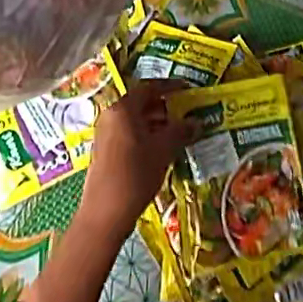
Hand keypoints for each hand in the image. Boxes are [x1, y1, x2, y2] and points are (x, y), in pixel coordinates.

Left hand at [76, 79, 192, 238]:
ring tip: (181, 131)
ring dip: (159, 123)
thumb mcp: (164, 149)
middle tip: (188, 112)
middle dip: (166, 107)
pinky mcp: (106, 153)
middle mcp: (111, 117)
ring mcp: (106, 136)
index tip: (188, 89)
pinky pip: (130, 135)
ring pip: (136, 121)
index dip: (171, 86)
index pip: (149, 87)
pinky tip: (165, 148)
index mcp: (123, 109)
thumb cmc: (135, 174)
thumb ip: (181, 130)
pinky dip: (148, 136)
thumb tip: (197, 121)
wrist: (105, 215)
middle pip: (142, 103)